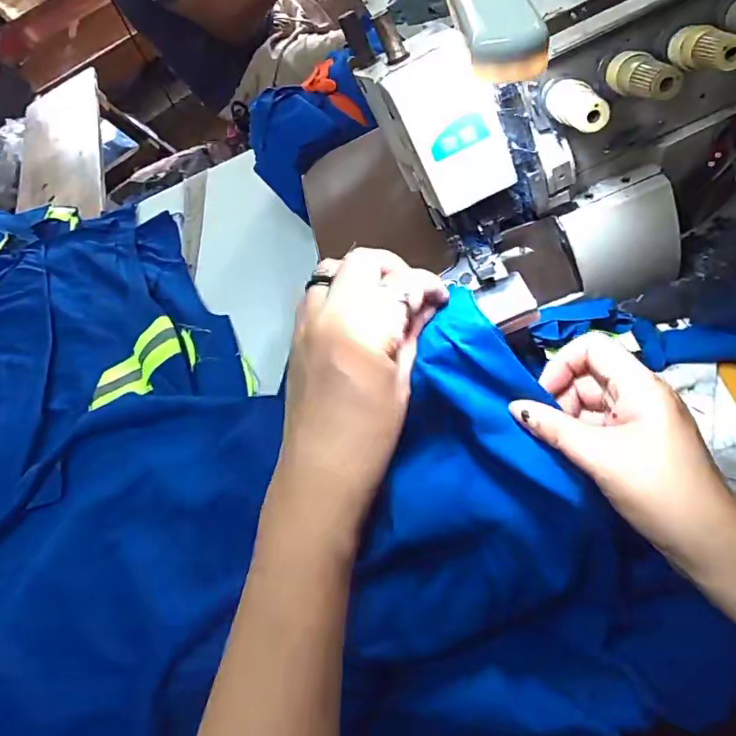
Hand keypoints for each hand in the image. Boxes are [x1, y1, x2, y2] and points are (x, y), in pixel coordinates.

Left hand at [281, 249, 447, 517]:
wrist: (319, 475)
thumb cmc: (370, 437)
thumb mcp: (402, 381)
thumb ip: (411, 333)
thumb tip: (427, 305)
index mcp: (360, 326)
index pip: (401, 282)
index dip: (427, 284)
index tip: (440, 297)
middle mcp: (328, 313)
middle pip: (363, 261)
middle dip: (393, 268)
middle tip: (411, 293)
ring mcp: (306, 322)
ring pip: (332, 269)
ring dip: (361, 276)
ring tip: (381, 302)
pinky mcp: (295, 335)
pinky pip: (316, 292)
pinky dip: (339, 291)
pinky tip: (356, 317)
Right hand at [510, 334, 735, 566]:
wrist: (709, 542)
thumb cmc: (656, 489)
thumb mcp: (599, 456)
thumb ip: (554, 429)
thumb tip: (514, 408)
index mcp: (640, 384)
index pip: (592, 347)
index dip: (561, 365)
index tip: (541, 398)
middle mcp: (642, 393)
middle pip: (591, 374)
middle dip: (562, 395)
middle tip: (544, 429)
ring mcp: (644, 419)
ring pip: (595, 401)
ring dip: (570, 418)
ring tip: (553, 445)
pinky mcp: (642, 443)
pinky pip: (604, 424)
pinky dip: (584, 434)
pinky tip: (569, 454)